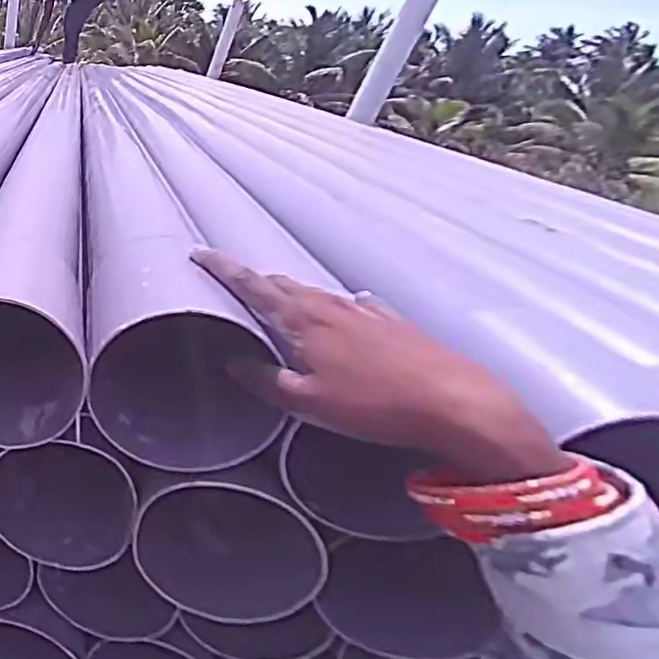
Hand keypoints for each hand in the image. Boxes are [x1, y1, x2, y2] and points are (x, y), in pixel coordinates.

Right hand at [191, 247, 570, 483]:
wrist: (458, 404)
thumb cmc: (374, 405)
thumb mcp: (307, 402)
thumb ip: (264, 379)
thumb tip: (233, 363)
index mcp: (302, 320)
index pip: (251, 285)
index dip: (223, 268)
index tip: (200, 253)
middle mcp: (330, 305)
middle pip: (281, 283)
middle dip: (253, 281)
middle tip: (233, 285)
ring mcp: (364, 310)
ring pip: (313, 292)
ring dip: (289, 294)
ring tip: (278, 304)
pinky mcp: (392, 321)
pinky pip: (350, 305)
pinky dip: (332, 307)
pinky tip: (341, 315)